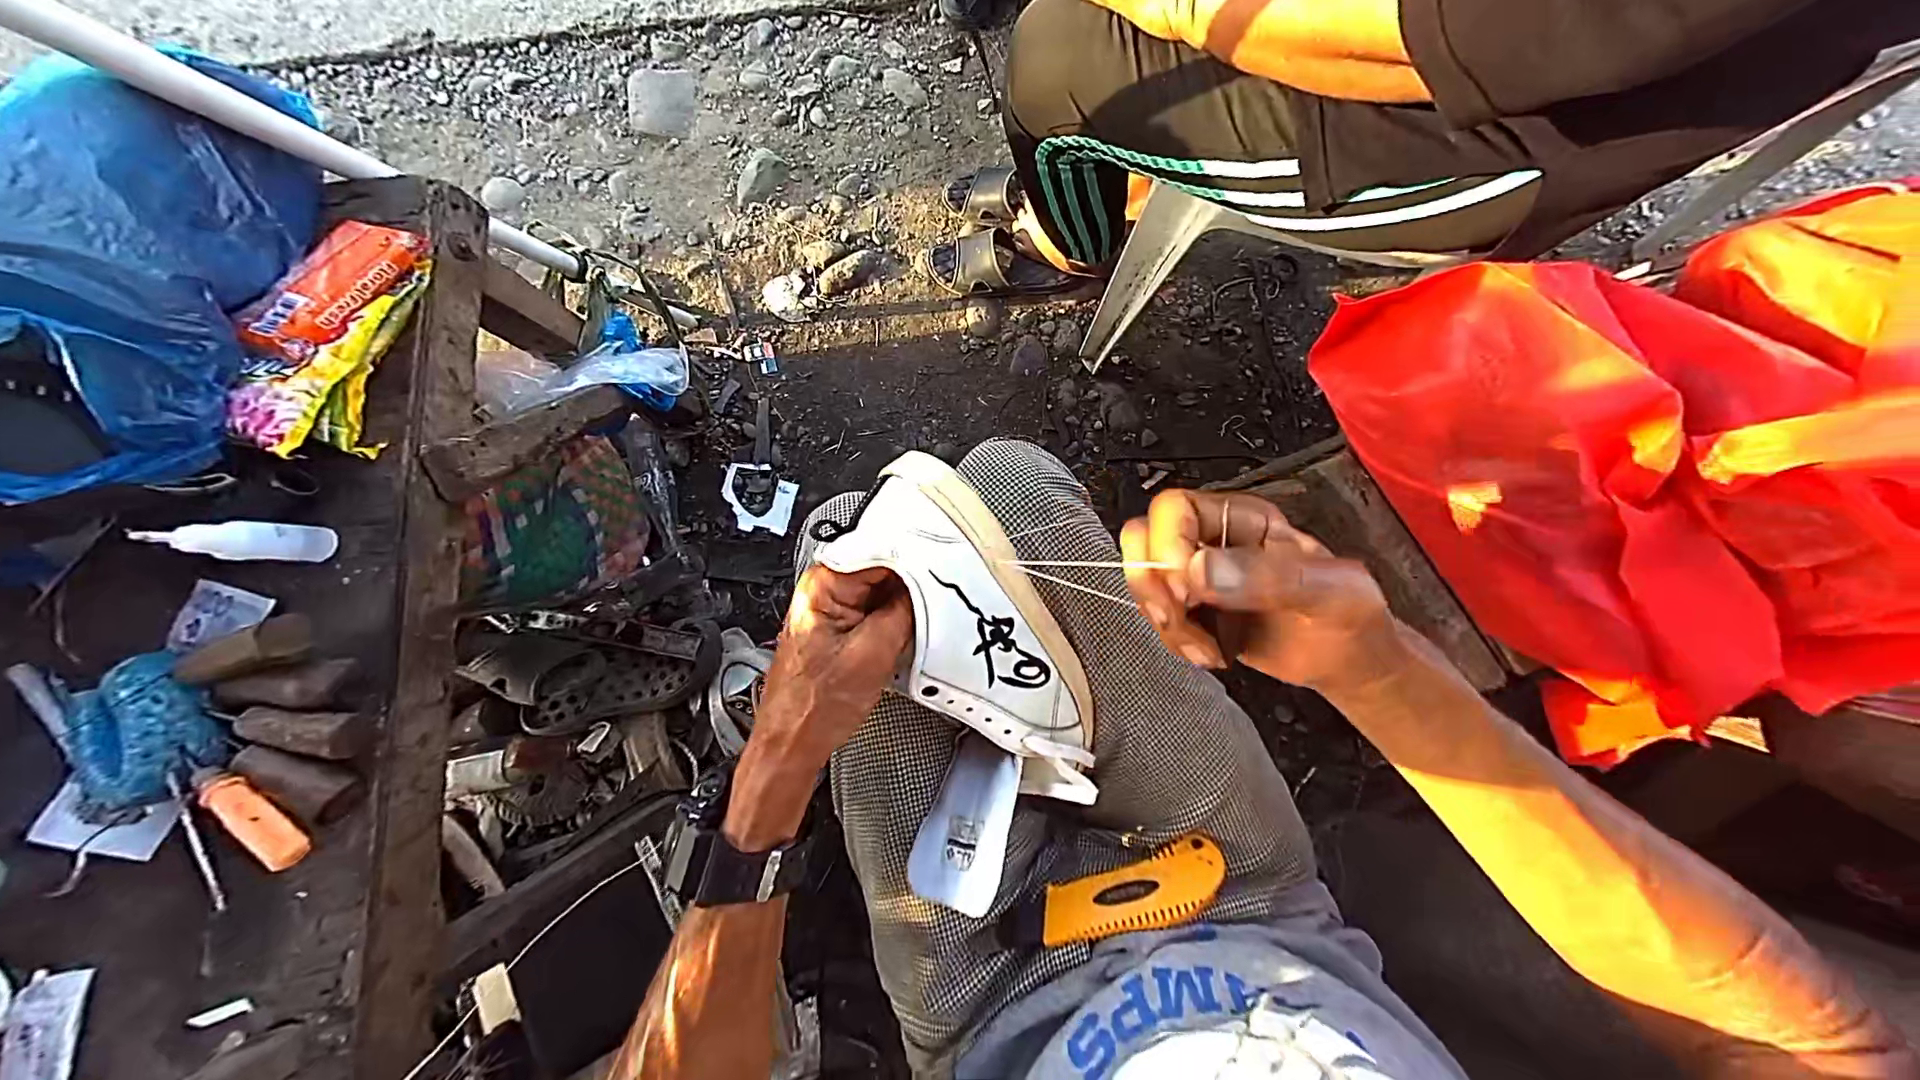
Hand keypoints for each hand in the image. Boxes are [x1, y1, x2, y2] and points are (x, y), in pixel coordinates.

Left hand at [726, 565, 912, 850]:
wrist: (792, 743)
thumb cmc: (813, 708)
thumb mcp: (874, 652)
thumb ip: (903, 609)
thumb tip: (926, 585)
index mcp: (822, 584)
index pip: (878, 548)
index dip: (915, 557)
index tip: (941, 566)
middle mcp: (822, 589)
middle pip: (881, 565)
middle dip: (911, 581)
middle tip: (936, 598)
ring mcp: (830, 608)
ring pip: (881, 589)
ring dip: (904, 602)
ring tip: (917, 622)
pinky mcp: (839, 626)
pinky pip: (875, 608)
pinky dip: (894, 618)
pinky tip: (903, 634)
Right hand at [1119, 490, 1406, 694]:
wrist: (1347, 659)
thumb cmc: (1349, 615)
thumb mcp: (1329, 591)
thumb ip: (1269, 575)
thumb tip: (1202, 569)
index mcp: (1243, 519)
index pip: (1175, 509)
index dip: (1168, 544)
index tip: (1187, 585)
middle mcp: (1212, 541)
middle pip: (1142, 539)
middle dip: (1152, 583)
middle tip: (1181, 612)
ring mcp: (1196, 577)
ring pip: (1143, 582)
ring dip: (1167, 621)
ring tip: (1207, 644)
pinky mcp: (1190, 611)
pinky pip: (1154, 618)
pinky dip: (1175, 642)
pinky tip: (1210, 652)